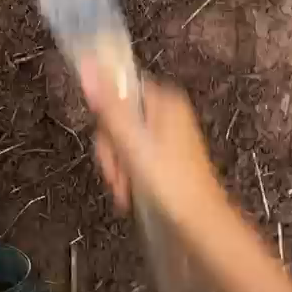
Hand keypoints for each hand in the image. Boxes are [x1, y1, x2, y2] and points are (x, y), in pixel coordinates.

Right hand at [80, 68, 223, 225]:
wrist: (203, 228)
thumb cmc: (168, 181)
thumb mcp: (131, 140)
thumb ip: (108, 103)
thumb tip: (87, 63)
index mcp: (164, 99)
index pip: (119, 89)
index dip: (106, 114)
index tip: (105, 141)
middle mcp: (167, 111)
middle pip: (119, 116)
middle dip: (112, 149)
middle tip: (116, 173)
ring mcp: (168, 135)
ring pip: (124, 138)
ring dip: (117, 165)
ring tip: (123, 190)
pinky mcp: (167, 157)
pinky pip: (135, 154)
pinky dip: (129, 173)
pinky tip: (129, 193)